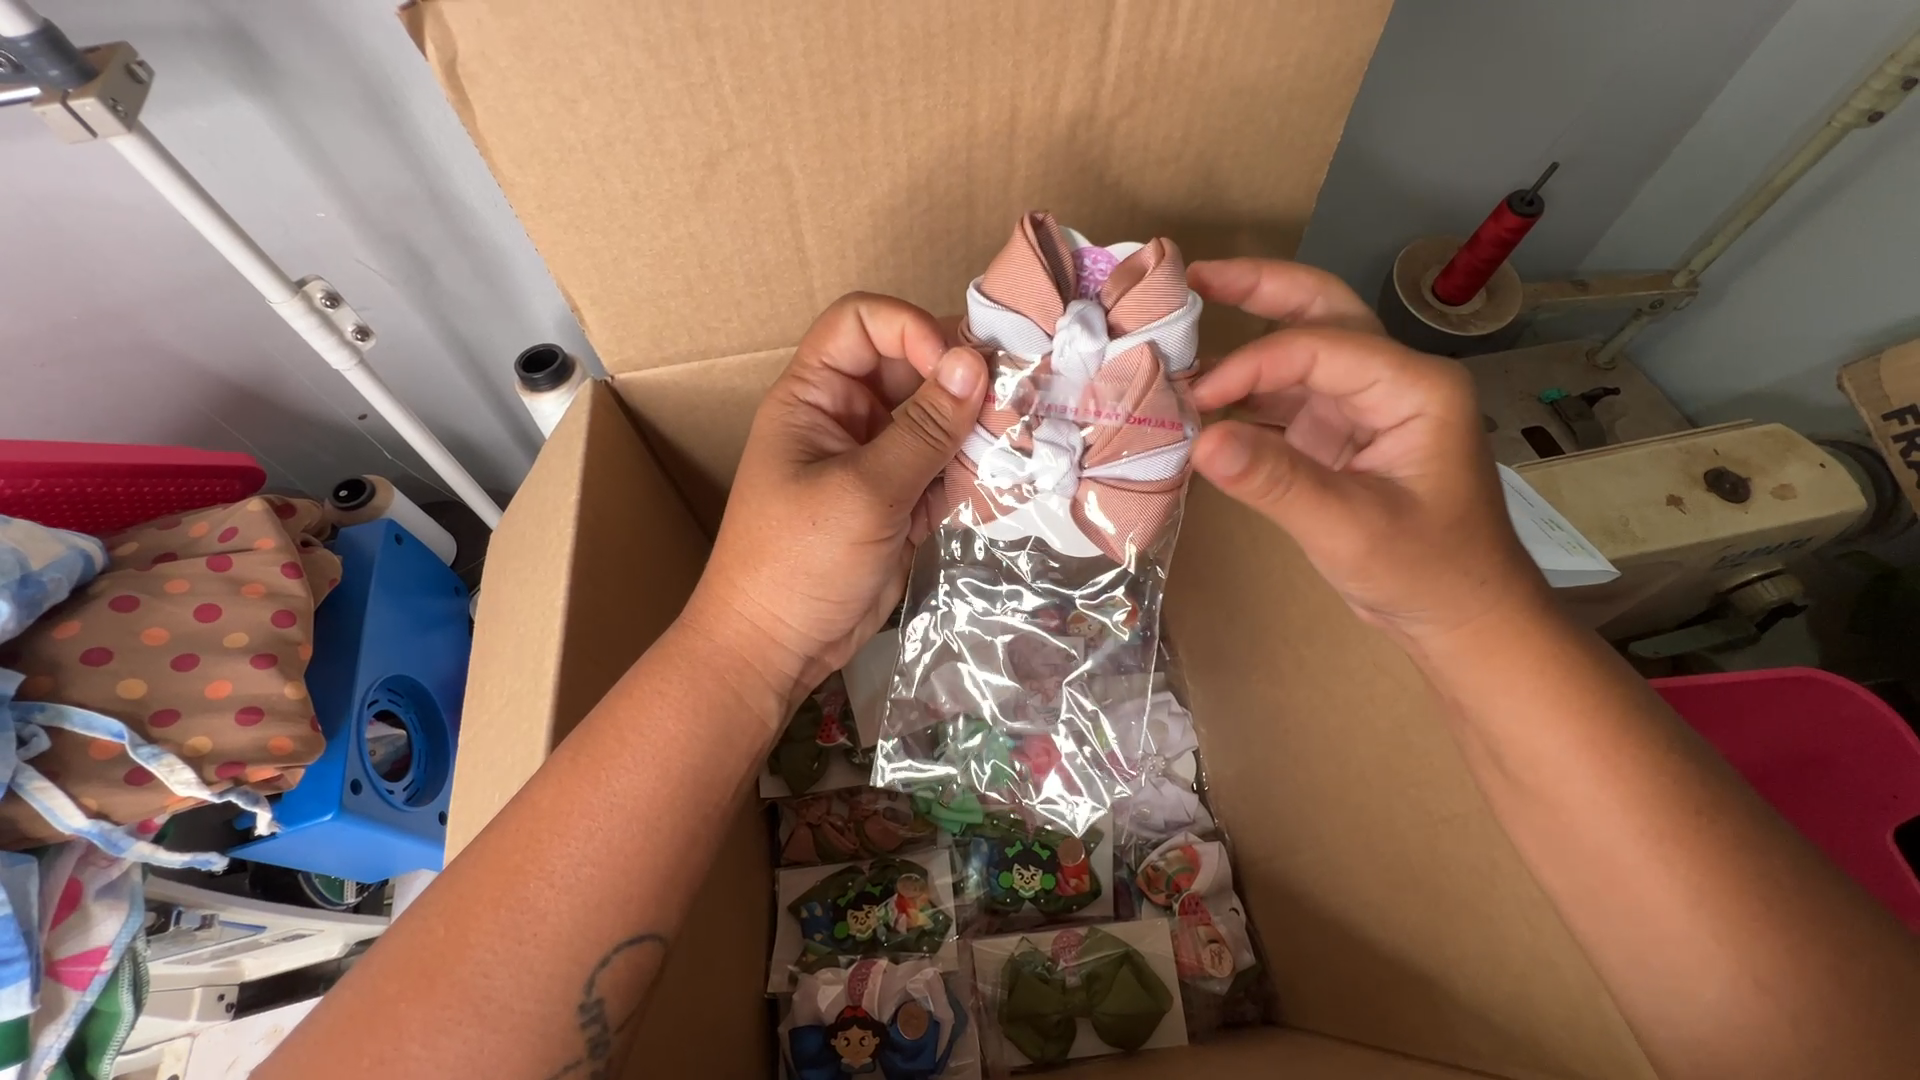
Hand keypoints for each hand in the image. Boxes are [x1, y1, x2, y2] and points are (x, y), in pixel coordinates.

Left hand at [682, 293, 986, 711]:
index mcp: (813, 397)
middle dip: (956, 382)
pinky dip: (966, 472)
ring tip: (1010, 445)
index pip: (862, 325)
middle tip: (1009, 402)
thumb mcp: (864, 491)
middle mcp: (846, 417)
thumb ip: (923, 430)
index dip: (910, 329)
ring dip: (970, 430)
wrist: (779, 647)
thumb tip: (974, 363)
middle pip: (909, 368)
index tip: (957, 366)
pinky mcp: (898, 498)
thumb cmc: (799, 562)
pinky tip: (992, 483)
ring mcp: (874, 459)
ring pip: (933, 419)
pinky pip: (940, 466)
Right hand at [1185, 258, 1546, 644]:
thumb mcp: (1350, 528)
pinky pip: (1283, 401)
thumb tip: (1198, 441)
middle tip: (1191, 276)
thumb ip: (1275, 482)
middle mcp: (1388, 381)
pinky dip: (1241, 399)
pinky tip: (1199, 406)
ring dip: (1241, 347)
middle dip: (1256, 288)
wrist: (1460, 613)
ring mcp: (1361, 407)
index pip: (1318, 347)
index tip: (1194, 398)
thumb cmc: (1426, 569)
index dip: (1249, 364)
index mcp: (1412, 387)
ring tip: (1180, 340)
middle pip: (1319, 310)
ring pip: (1297, 352)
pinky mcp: (1337, 437)